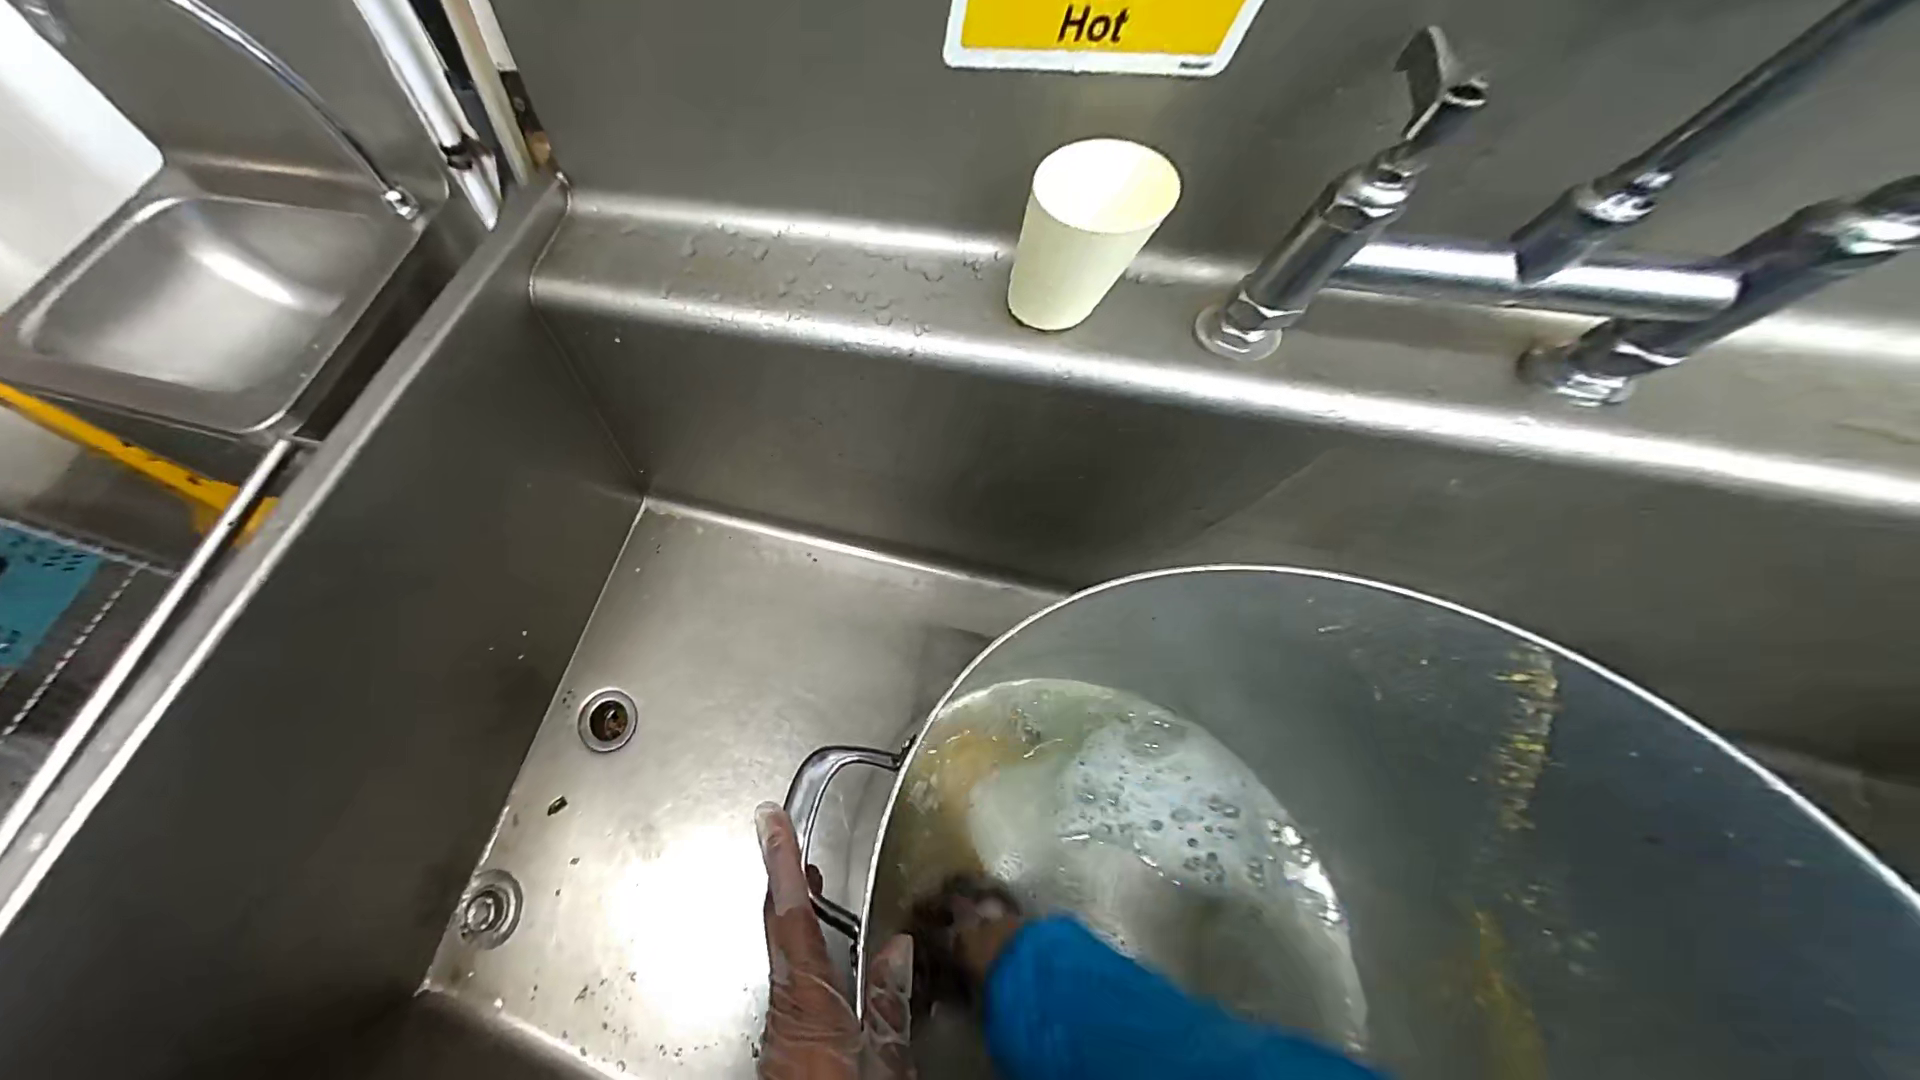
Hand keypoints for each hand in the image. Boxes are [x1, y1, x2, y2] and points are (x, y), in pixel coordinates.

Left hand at [756, 802, 914, 1079]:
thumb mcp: (885, 1064)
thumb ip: (888, 1005)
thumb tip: (897, 947)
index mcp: (809, 1001)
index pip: (790, 916)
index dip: (782, 863)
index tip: (769, 821)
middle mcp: (785, 1008)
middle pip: (776, 929)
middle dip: (782, 881)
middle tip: (788, 841)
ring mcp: (780, 1027)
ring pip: (782, 953)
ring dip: (795, 915)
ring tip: (814, 885)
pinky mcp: (784, 1046)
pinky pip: (790, 981)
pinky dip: (803, 951)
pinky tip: (827, 959)